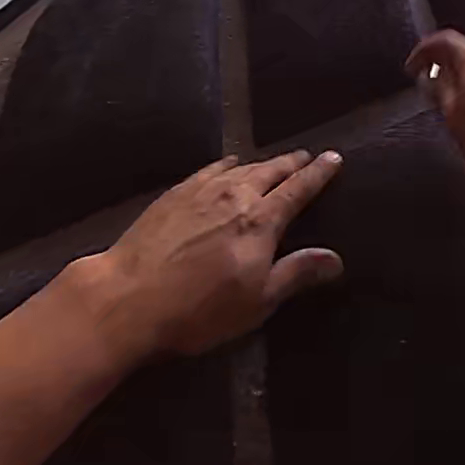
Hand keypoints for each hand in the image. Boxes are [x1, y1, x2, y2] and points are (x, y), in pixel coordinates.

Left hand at [58, 150, 344, 363]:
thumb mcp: (256, 301)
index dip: (319, 172)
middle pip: (272, 170)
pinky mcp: (177, 193)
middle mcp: (236, 194)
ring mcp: (204, 190)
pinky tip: (229, 163)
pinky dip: (227, 164)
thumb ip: (296, 273)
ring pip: (243, 167)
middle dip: (292, 162)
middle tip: (306, 156)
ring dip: (263, 163)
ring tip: (274, 162)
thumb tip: (336, 258)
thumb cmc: (199, 308)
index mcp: (261, 220)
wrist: (128, 297)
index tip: (334, 157)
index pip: (299, 188)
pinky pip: (211, 168)